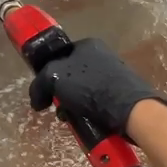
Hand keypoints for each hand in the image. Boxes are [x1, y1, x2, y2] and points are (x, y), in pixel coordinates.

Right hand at [27, 38, 166, 136]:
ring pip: (83, 90)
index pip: (60, 56)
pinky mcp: (122, 92)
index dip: (48, 73)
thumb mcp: (54, 78)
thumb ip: (40, 84)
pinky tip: (86, 121)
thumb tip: (37, 100)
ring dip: (73, 105)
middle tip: (56, 107)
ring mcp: (114, 74)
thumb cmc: (90, 87)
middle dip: (60, 92)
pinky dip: (88, 111)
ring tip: (71, 117)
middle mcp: (102, 56)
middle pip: (71, 75)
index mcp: (87, 44)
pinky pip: (96, 100)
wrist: (129, 109)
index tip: (45, 91)